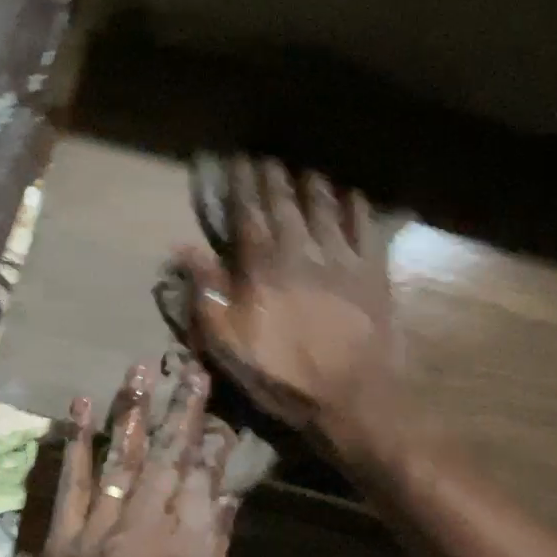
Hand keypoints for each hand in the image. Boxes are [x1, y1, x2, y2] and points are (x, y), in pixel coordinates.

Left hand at [42, 360, 238, 556]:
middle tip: (189, 369)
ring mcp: (98, 531)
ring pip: (119, 458)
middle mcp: (143, 530)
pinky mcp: (64, 537)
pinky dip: (76, 442)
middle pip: (165, 457)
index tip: (217, 410)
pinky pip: (71, 481)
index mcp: (185, 547)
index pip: (201, 477)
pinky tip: (81, 405)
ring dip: (131, 410)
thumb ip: (216, 538)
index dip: (210, 441)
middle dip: (180, 409)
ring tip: (140, 368)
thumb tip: (224, 489)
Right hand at [176, 156, 397, 440]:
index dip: (242, 185)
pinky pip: (365, 227)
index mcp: (262, 267)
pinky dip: (356, 207)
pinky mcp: (373, 272)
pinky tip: (351, 195)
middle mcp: (301, 250)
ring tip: (305, 172)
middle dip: (274, 179)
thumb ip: (206, 293)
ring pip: (325, 208)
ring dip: (313, 186)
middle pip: (285, 204)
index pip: (249, 213)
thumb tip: (182, 249)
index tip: (238, 163)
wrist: (352, 396)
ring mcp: (342, 258)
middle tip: (267, 160)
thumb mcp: (229, 344)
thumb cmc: (283, 376)